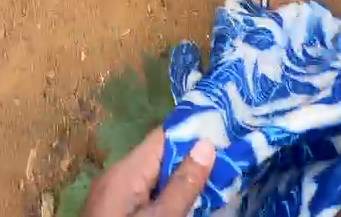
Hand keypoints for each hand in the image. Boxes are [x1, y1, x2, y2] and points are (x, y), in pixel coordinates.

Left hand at [80, 129, 214, 216]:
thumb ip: (182, 186)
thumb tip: (206, 144)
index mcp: (124, 173)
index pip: (164, 136)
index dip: (195, 132)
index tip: (226, 132)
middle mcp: (116, 180)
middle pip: (161, 158)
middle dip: (192, 161)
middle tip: (227, 163)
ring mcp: (113, 202)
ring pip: (155, 181)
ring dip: (182, 183)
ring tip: (216, 183)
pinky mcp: (114, 216)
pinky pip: (145, 199)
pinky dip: (166, 199)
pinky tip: (188, 207)